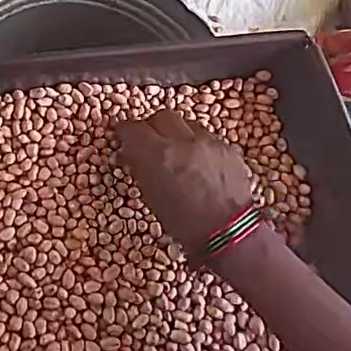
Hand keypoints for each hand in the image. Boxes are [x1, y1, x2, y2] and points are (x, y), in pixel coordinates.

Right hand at [115, 110, 263, 251]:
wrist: (229, 232)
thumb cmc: (183, 222)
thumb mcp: (150, 195)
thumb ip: (140, 167)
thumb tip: (130, 153)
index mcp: (158, 155)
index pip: (133, 128)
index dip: (124, 131)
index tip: (122, 135)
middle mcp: (184, 142)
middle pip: (161, 117)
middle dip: (151, 126)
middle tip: (147, 141)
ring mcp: (209, 142)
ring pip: (186, 124)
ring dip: (175, 133)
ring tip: (173, 151)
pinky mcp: (228, 148)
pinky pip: (205, 136)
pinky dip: (195, 144)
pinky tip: (195, 162)